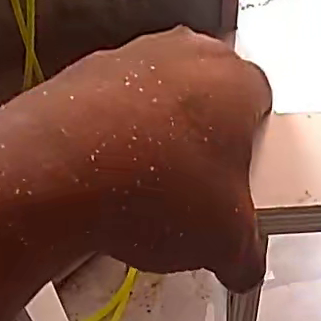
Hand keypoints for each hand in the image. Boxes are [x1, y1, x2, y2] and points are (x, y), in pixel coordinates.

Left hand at [0, 27, 272, 291]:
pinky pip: (116, 115)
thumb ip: (248, 257)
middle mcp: (184, 54)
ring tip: (156, 200)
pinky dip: (120, 148)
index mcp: (237, 81)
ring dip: (163, 148)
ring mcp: (129, 59)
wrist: (55, 178)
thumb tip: (243, 267)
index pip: (265, 109)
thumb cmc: (150, 186)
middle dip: (211, 148)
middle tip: (206, 197)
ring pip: (163, 107)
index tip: (246, 186)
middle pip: (212, 104)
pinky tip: (117, 190)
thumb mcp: (226, 242)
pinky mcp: (82, 78)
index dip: (258, 152)